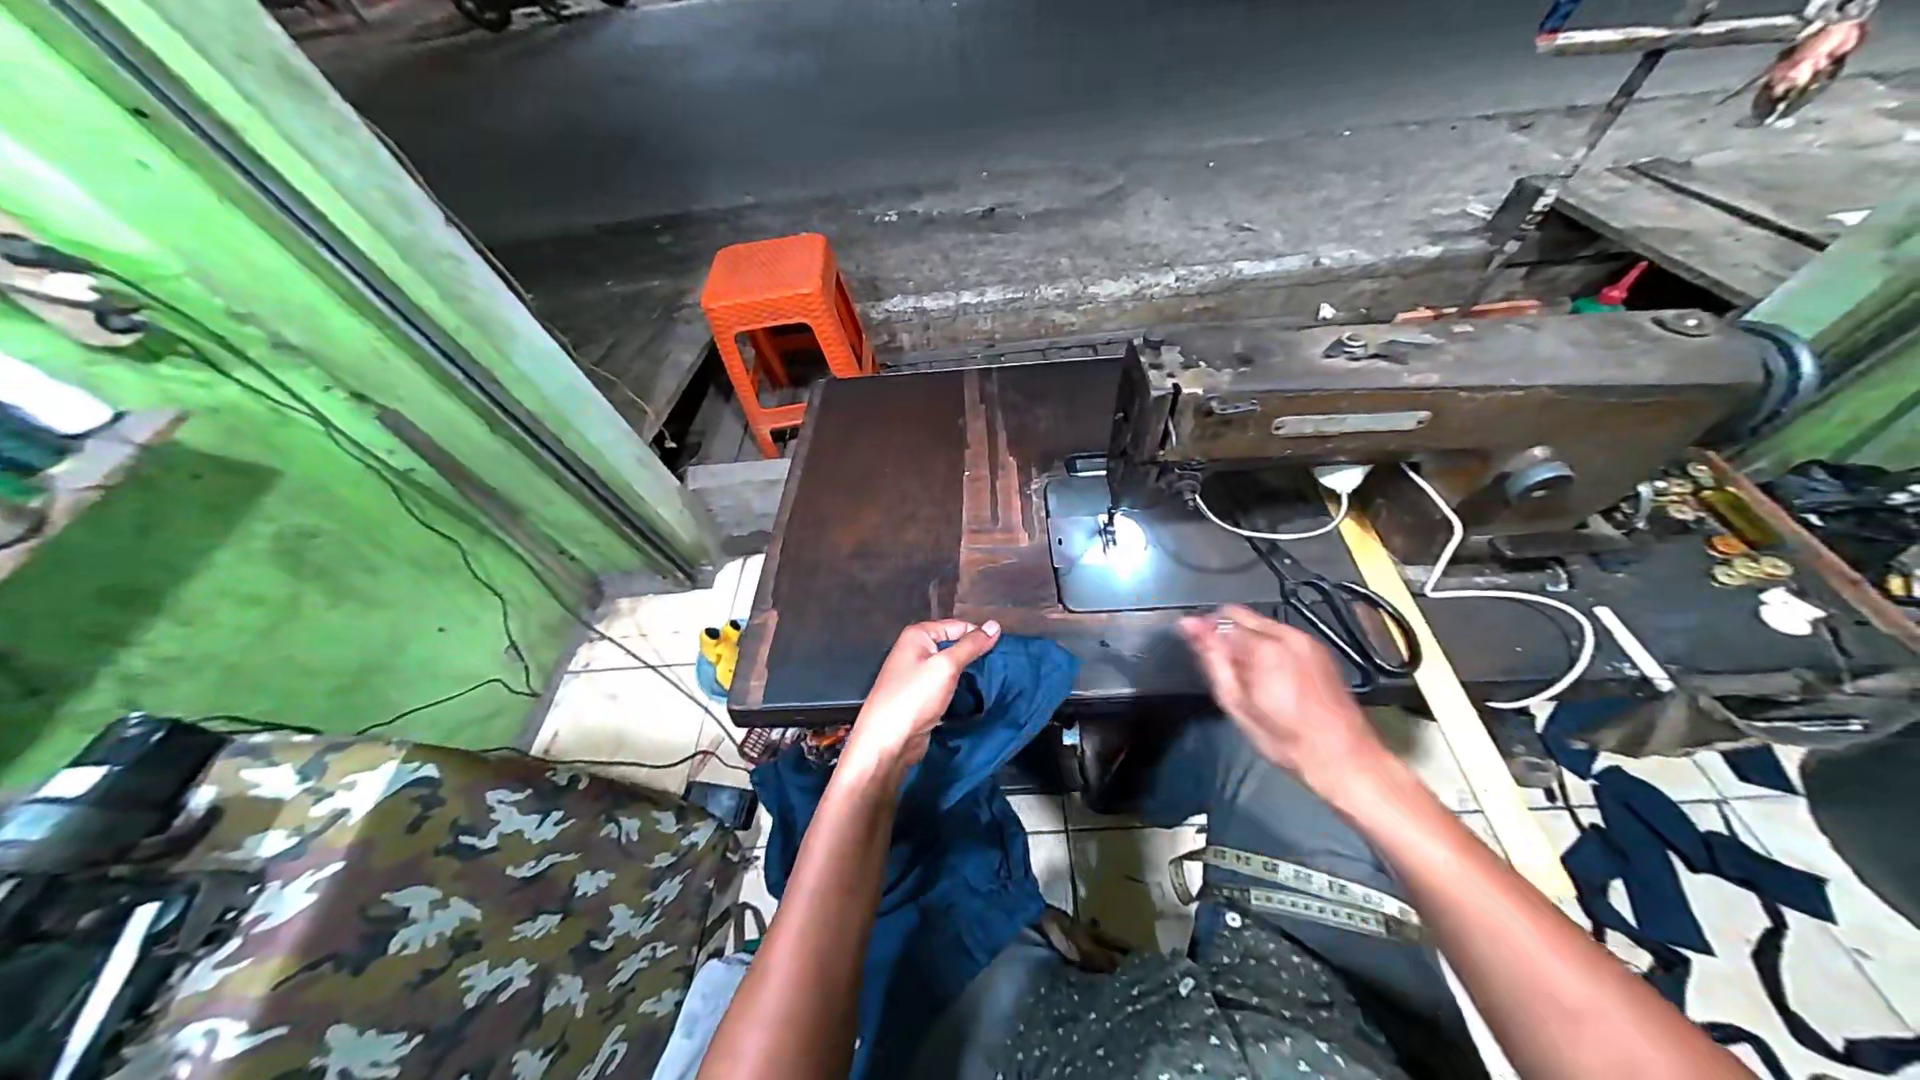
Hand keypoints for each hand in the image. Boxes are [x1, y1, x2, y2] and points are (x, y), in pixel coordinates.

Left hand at [842, 619, 1001, 776]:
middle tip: (1001, 668)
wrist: (888, 741)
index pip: (957, 626)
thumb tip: (994, 625)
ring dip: (969, 675)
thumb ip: (971, 645)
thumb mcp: (946, 666)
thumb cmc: (914, 697)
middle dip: (975, 656)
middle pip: (954, 646)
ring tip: (993, 682)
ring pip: (951, 668)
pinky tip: (976, 697)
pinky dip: (960, 690)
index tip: (1002, 652)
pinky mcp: (921, 697)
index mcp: (918, 635)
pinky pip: (946, 686)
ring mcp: (917, 675)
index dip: (979, 636)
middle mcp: (915, 651)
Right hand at [1178, 605, 1390, 795]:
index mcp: (1264, 647)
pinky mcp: (1318, 648)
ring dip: (1242, 637)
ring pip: (1259, 622)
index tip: (1190, 641)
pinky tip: (1264, 672)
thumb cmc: (1284, 739)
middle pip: (1240, 614)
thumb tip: (1189, 627)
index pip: (1219, 619)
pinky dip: (1263, 644)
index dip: (1200, 629)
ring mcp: (1306, 639)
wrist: (1343, 756)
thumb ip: (1212, 659)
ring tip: (1241, 672)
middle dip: (1221, 630)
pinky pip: (1279, 633)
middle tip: (1214, 660)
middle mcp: (1287, 634)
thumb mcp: (1236, 703)